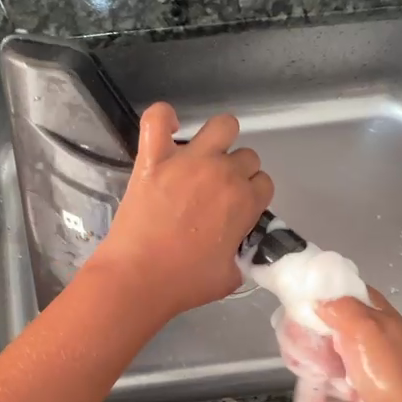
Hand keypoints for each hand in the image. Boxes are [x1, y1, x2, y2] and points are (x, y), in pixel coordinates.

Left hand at [90, 103, 273, 319]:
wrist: (138, 278)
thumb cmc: (184, 282)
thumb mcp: (230, 276)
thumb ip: (241, 255)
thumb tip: (236, 250)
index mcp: (245, 201)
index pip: (264, 183)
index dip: (252, 195)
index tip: (237, 209)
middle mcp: (222, 173)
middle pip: (247, 155)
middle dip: (237, 171)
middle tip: (216, 192)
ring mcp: (187, 161)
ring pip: (222, 125)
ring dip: (219, 138)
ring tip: (204, 157)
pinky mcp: (153, 158)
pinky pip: (158, 118)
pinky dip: (164, 118)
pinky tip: (168, 132)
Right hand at [315, 289, 401, 401]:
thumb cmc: (393, 374)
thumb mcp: (368, 331)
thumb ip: (339, 307)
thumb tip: (313, 298)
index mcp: (366, 309)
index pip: (327, 290)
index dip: (309, 299)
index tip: (299, 315)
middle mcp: (354, 330)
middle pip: (309, 322)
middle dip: (305, 342)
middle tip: (318, 357)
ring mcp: (346, 359)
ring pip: (307, 352)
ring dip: (308, 369)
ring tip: (324, 382)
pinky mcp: (339, 386)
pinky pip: (312, 380)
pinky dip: (312, 392)